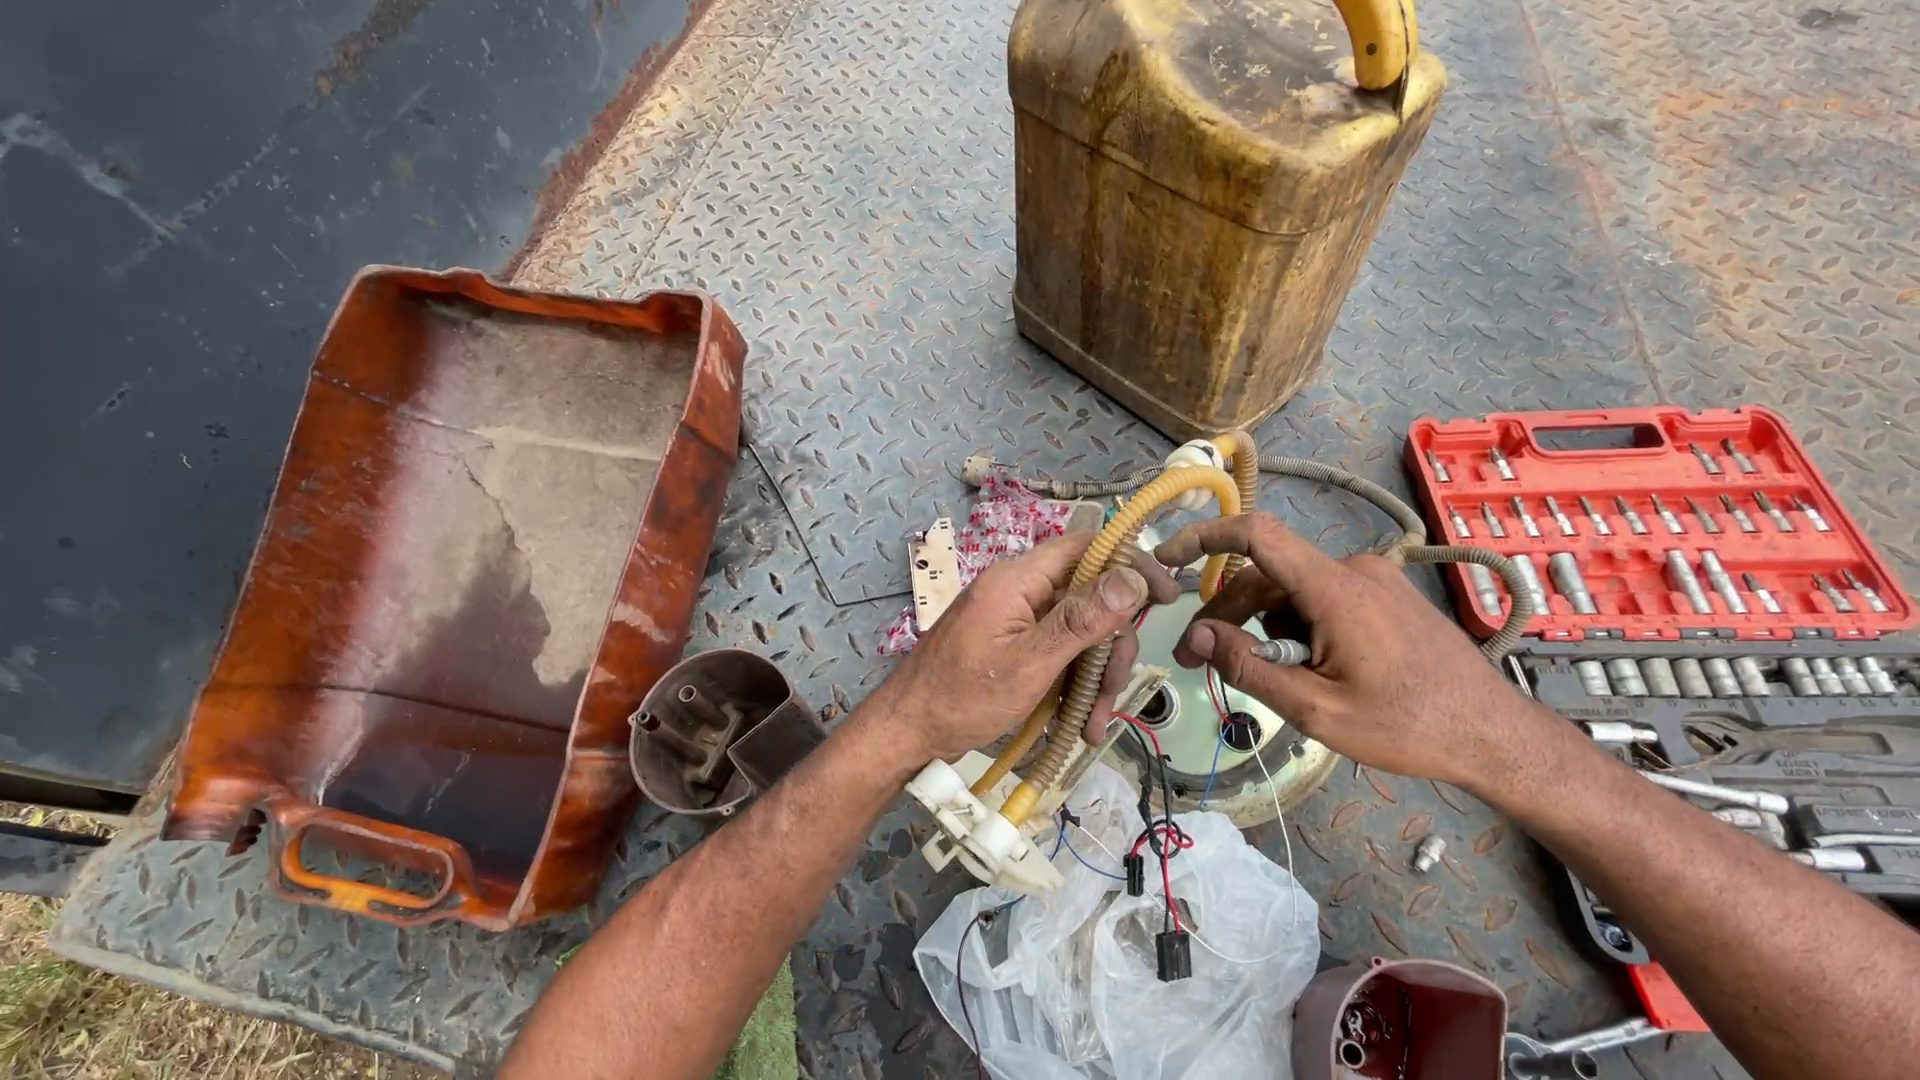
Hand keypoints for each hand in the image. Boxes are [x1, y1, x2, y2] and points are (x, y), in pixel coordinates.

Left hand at [869, 532, 1179, 763]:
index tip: (1165, 595)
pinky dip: (1074, 683)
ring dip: (1096, 674)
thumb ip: (1081, 620)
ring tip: (1094, 722)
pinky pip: (1059, 652)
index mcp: (1018, 579)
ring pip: (1080, 631)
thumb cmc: (962, 697)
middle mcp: (1020, 590)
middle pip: (1090, 597)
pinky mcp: (1016, 644)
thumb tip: (1131, 577)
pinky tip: (1082, 722)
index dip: (1130, 563)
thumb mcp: (1030, 663)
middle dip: (1110, 644)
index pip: (1086, 547)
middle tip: (1111, 690)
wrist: (908, 731)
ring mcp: (1017, 618)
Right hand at [1153, 514, 1550, 790]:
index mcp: (1336, 589)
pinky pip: (1321, 600)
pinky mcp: (1385, 595)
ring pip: (1292, 592)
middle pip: (1266, 576)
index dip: (1204, 537)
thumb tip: (1194, 635)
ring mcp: (1373, 580)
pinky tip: (1312, 671)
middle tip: (1195, 661)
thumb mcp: (1316, 709)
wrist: (1495, 736)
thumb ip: (1249, 667)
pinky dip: (1299, 629)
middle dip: (1227, 617)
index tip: (1166, 558)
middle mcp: (1353, 569)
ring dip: (1268, 630)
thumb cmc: (1408, 726)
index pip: (1257, 535)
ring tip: (1279, 683)